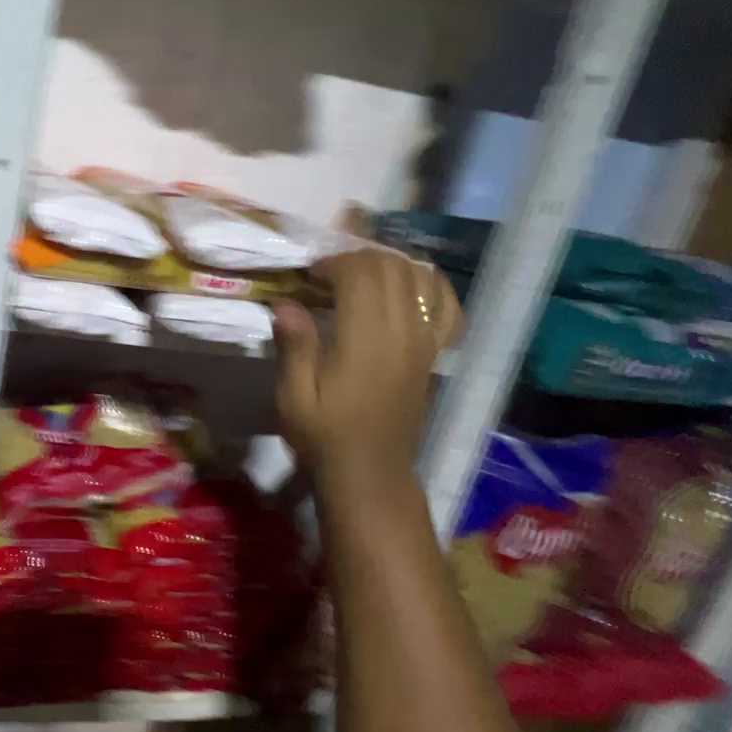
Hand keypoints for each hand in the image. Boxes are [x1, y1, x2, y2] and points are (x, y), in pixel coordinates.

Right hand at [273, 249, 459, 490]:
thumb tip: (285, 303)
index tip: (307, 275)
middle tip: (327, 274)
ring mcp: (425, 342)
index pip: (361, 273)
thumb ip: (294, 346)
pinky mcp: (433, 354)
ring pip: (420, 278)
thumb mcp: (293, 397)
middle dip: (357, 258)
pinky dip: (430, 285)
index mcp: (366, 341)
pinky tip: (409, 286)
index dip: (332, 262)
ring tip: (361, 276)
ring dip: (390, 265)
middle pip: (391, 268)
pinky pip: (446, 305)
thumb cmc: (323, 435)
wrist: (369, 473)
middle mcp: (403, 333)